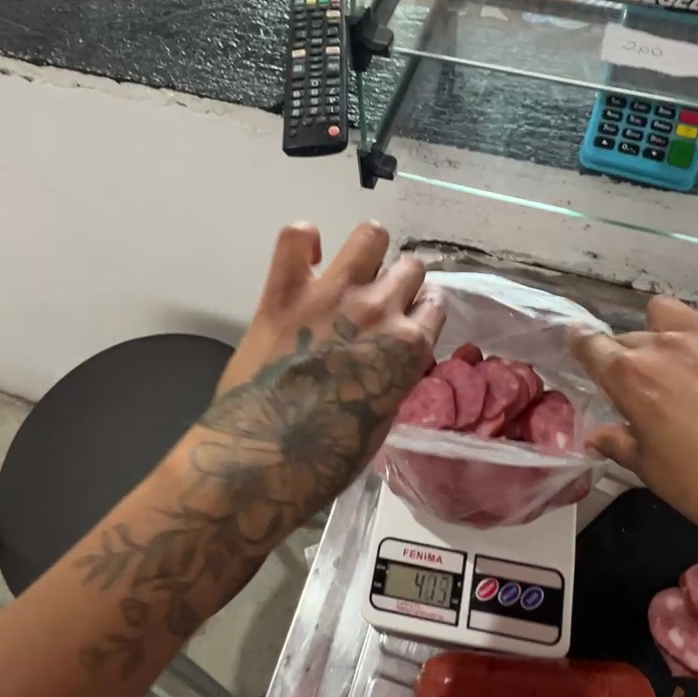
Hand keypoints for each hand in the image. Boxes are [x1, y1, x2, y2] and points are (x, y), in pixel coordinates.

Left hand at [195, 222, 444, 518]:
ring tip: (351, 268)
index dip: (422, 308)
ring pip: (370, 235)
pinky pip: (296, 236)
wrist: (263, 461)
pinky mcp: (284, 292)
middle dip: (399, 279)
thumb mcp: (382, 418)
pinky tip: (305, 258)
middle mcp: (379, 310)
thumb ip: (393, 375)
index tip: (410, 315)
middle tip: (378, 298)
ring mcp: (332, 294)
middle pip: (410, 267)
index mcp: (408, 347)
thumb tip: (385, 358)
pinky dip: (303, 241)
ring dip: (366, 250)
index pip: (435, 303)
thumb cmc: (326, 458)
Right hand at [572, 297, 697, 579]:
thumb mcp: (659, 477)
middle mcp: (665, 347)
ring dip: (662, 332)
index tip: (579, 353)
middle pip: (628, 336)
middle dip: (625, 358)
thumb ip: (623, 446)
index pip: (589, 344)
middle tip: (640, 392)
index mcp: (632, 378)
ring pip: (667, 313)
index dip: (580, 347)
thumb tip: (600, 436)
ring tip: (677, 364)